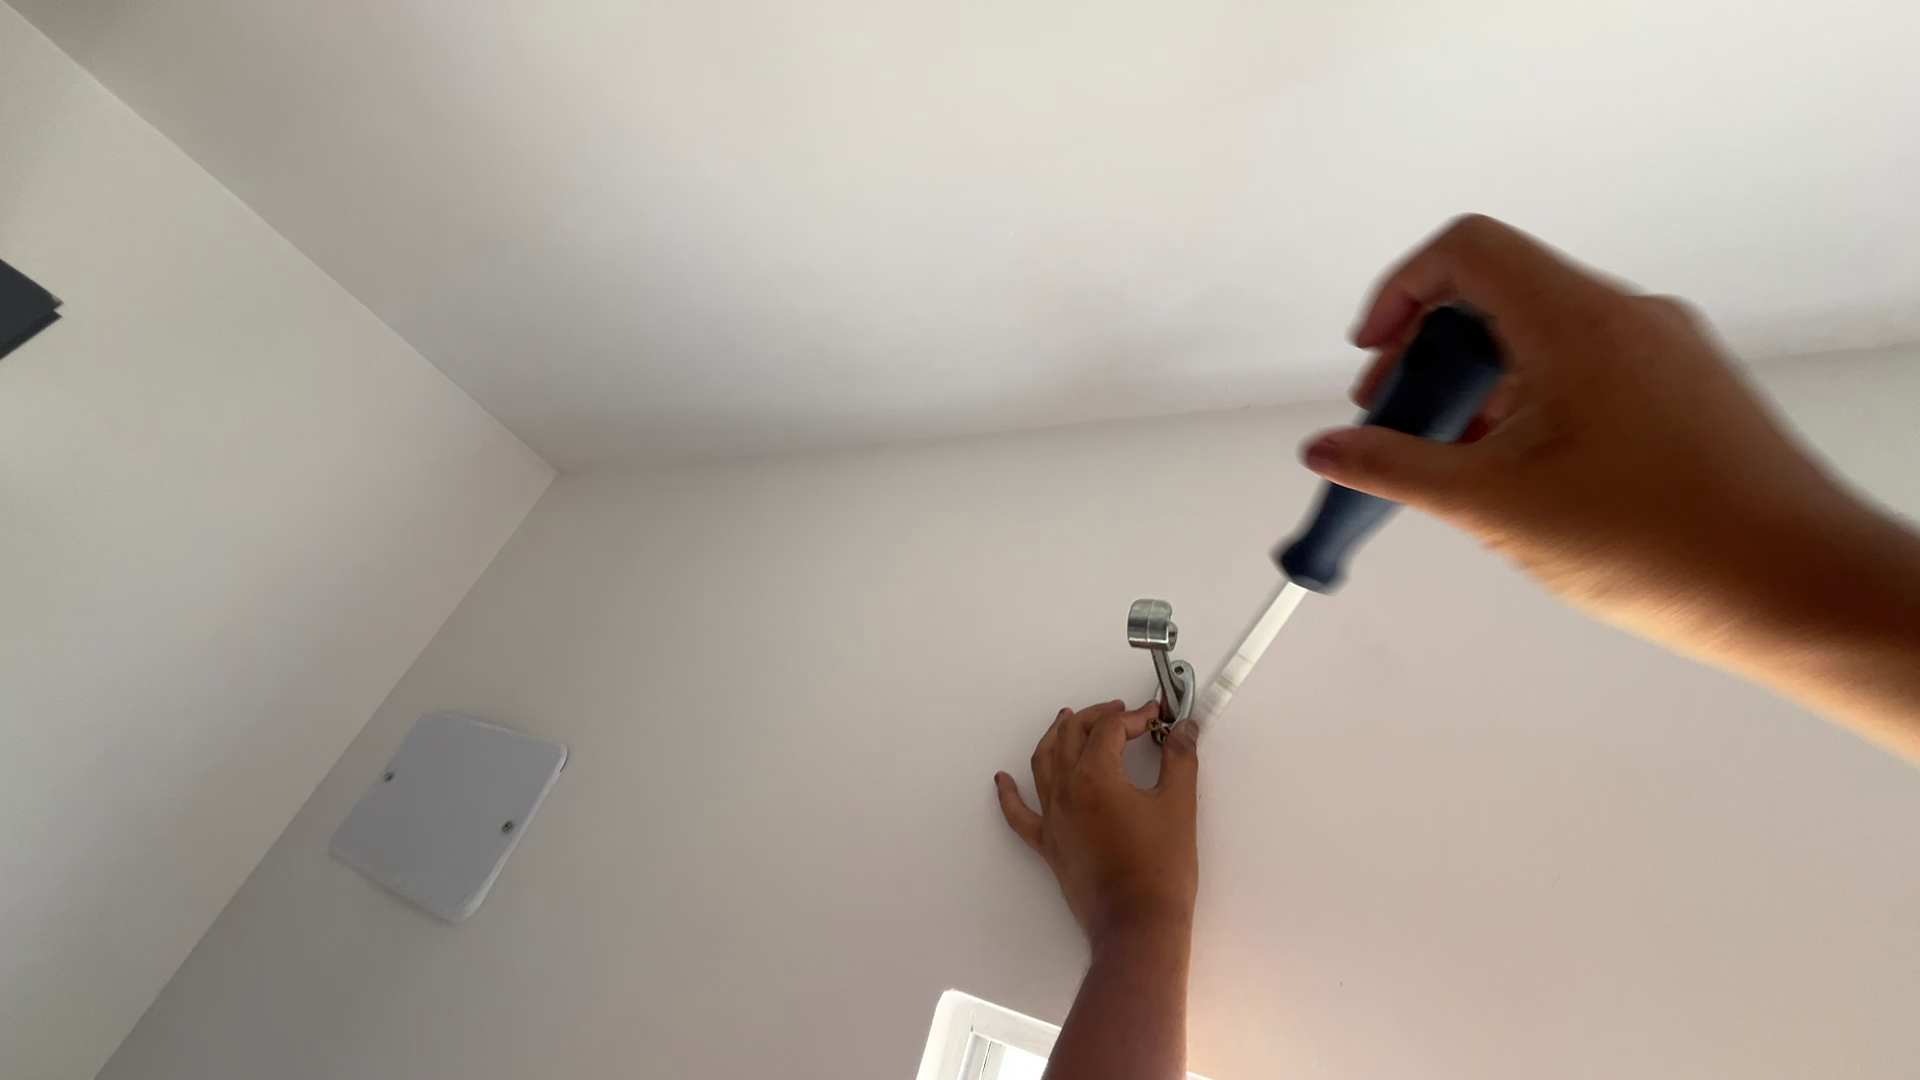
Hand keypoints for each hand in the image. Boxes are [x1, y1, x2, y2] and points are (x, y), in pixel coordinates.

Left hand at [994, 700, 1199, 947]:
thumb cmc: (1161, 868)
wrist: (1138, 926)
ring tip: (1066, 720)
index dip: (1137, 717)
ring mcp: (1052, 817)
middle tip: (1122, 713)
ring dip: (1055, 736)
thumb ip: (1180, 759)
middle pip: (1072, 735)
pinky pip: (1020, 814)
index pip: (1111, 729)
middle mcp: (1065, 789)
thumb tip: (1183, 728)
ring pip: (1043, 762)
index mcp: (1095, 775)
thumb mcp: (1178, 806)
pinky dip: (1009, 794)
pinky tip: (1002, 779)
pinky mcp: (1048, 844)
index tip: (1158, 718)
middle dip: (1097, 717)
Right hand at [1309, 215, 1919, 757]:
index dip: (1398, 291)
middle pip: (1487, 296)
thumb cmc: (1673, 543)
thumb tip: (1328, 448)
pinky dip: (1505, 408)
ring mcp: (1648, 357)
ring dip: (1461, 387)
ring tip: (1435, 457)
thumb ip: (1390, 467)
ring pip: (1522, 339)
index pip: (1466, 253)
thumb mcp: (1489, 503)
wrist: (1800, 595)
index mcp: (1582, 325)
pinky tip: (1490, 470)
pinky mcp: (1660, 394)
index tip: (1370, 348)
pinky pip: (1560, 373)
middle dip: (1418, 353)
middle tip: (1388, 416)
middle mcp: (1622, 323)